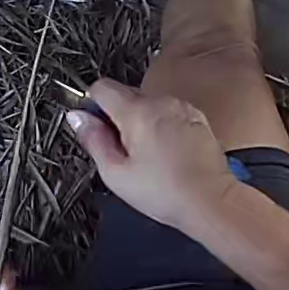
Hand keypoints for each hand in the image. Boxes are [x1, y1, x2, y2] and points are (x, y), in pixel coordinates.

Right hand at [65, 79, 242, 230]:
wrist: (211, 201)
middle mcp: (160, 102)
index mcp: (136, 112)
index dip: (92, 106)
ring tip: (146, 157)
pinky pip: (168, 113)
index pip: (101, 87)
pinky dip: (162, 127)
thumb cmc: (167, 192)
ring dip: (140, 123)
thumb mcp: (115, 173)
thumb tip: (77, 118)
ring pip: (147, 105)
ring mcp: (181, 108)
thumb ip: (93, 139)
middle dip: (117, 118)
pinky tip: (164, 155)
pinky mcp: (196, 118)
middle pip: (125, 95)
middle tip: (121, 151)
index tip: (95, 126)